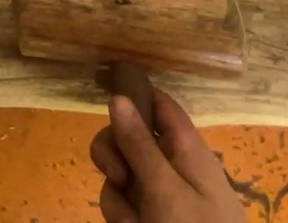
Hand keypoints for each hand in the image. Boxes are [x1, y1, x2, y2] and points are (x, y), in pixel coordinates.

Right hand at [89, 89, 245, 222]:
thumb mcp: (164, 190)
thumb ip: (139, 144)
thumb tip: (117, 96)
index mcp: (189, 152)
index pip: (159, 104)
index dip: (131, 88)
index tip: (98, 78)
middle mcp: (174, 167)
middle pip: (129, 135)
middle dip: (112, 153)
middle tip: (116, 174)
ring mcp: (163, 194)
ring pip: (119, 171)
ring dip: (117, 194)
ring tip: (134, 221)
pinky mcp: (152, 217)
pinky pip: (122, 200)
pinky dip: (122, 215)